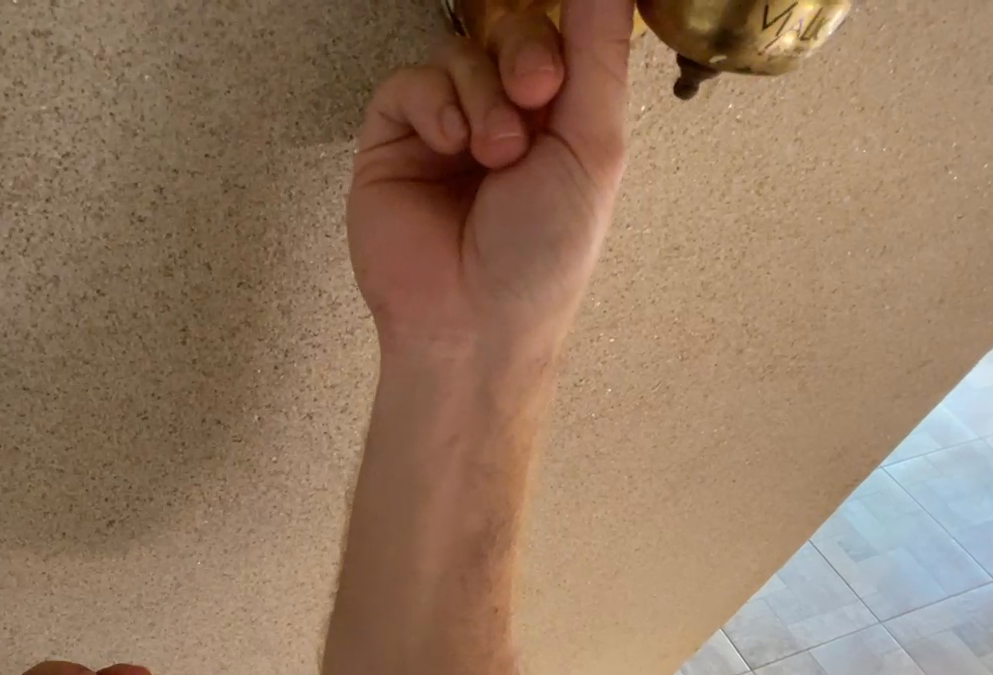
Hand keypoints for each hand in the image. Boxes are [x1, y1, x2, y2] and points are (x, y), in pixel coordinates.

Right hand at [347, 0, 632, 365]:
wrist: (472, 323)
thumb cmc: (540, 258)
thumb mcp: (594, 149)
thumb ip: (599, 53)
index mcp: (554, 127)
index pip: (557, 41)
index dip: (561, 34)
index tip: (563, 68)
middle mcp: (498, 124)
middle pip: (507, 34)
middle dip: (524, 54)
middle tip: (536, 94)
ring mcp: (443, 137)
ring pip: (458, 56)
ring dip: (482, 93)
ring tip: (494, 152)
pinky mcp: (393, 150)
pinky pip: (407, 87)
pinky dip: (434, 102)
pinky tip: (450, 143)